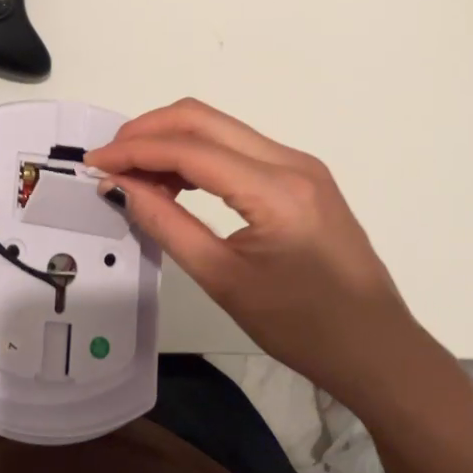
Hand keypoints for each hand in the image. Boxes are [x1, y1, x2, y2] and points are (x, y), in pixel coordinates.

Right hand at [87, 99, 416, 398]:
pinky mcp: (300, 176)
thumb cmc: (302, 327)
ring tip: (134, 176)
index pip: (188, 149)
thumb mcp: (223, 280)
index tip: (93, 164)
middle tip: (109, 161)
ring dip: (168, 140)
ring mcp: (299, 165)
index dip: (133, 151)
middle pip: (200, 119)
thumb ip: (165, 224)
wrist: (379, 353)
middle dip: (145, 131)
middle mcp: (291, 162)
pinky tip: (173, 181)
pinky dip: (194, 153)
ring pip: (216, 126)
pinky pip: (234, 146)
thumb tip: (118, 185)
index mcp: (277, 191)